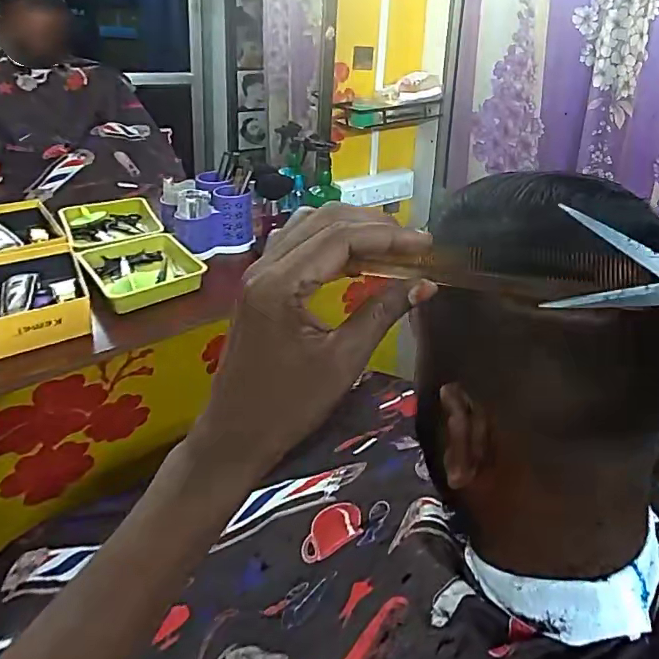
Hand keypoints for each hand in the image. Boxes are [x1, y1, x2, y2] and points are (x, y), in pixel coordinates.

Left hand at [189, 204, 432, 478]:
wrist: (233, 437)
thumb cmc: (288, 407)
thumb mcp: (343, 361)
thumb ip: (382, 312)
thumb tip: (424, 283)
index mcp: (281, 284)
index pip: (341, 238)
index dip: (388, 236)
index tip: (425, 243)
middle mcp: (265, 266)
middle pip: (326, 220)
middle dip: (374, 225)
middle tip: (413, 243)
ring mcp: (259, 271)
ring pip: (311, 224)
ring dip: (353, 227)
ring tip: (391, 245)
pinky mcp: (260, 281)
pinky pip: (299, 241)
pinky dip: (332, 239)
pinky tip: (357, 257)